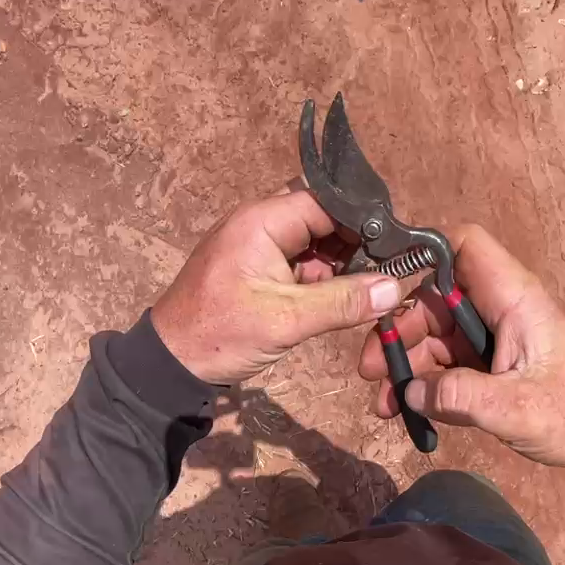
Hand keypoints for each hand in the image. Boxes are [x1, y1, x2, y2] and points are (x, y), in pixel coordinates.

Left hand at [153, 191, 403, 384]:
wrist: (171, 364)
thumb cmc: (220, 335)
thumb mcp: (285, 320)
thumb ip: (340, 302)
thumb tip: (394, 289)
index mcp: (260, 221)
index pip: (324, 201)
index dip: (360, 220)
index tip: (393, 245)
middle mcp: (257, 224)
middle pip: (319, 218)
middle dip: (351, 243)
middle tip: (384, 269)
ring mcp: (255, 247)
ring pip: (310, 243)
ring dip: (336, 264)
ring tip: (366, 288)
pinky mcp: (255, 270)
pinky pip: (296, 263)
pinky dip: (317, 278)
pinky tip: (338, 298)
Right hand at [357, 223, 564, 467]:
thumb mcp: (521, 409)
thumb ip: (461, 396)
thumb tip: (410, 392)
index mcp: (514, 300)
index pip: (464, 247)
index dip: (421, 254)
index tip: (383, 291)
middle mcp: (498, 310)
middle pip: (434, 298)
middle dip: (398, 330)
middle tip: (370, 370)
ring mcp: (493, 338)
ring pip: (434, 334)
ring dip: (404, 364)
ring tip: (381, 403)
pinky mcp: (490, 365)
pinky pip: (445, 364)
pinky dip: (423, 383)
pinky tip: (402, 409)